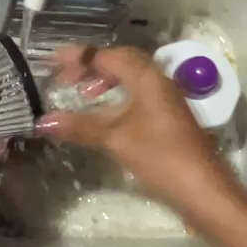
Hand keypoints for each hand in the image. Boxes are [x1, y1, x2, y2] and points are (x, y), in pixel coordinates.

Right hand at [36, 45, 236, 213]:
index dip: (78, 57)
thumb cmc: (160, 156)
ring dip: (105, 81)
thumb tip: (42, 121)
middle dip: (92, 66)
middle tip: (66, 77)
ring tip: (83, 95)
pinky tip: (106, 115)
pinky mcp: (168, 117)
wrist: (204, 190)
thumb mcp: (114, 139)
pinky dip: (117, 96)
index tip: (52, 62)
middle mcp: (157, 80)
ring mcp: (166, 98)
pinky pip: (138, 93)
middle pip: (120, 61)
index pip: (106, 56)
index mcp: (145, 76)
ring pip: (131, 78)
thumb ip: (79, 126)